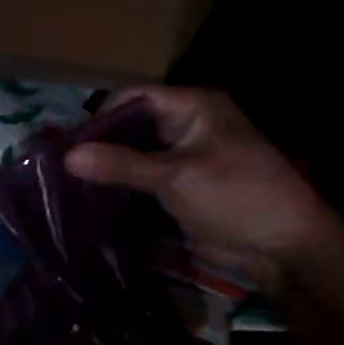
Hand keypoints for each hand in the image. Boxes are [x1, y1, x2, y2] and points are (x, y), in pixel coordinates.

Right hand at [64, 87, 335, 282]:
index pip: (135, 98)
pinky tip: (93, 197)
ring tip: (69, 183)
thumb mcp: (176, 176)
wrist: (282, 246)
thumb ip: (121, 164)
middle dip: (99, 143)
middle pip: (131, 125)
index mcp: (194, 107)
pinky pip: (142, 178)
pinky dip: (121, 185)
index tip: (68, 143)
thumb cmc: (236, 197)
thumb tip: (67, 156)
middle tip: (61, 166)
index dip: (101, 116)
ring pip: (134, 153)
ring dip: (107, 167)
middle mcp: (186, 125)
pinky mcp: (180, 185)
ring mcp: (184, 157)